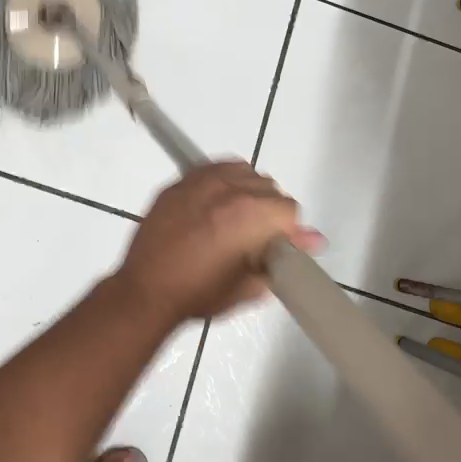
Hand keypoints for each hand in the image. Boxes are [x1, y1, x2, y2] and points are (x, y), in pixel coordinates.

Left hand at [113, 161, 325, 324]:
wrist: (146, 290)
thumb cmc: (201, 294)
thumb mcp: (249, 285)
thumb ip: (283, 258)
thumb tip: (315, 240)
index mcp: (251, 214)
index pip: (290, 210)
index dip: (287, 232)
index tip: (274, 250)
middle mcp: (229, 188)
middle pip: (268, 187)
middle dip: (269, 212)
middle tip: (254, 239)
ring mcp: (201, 180)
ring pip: (244, 172)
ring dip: (247, 192)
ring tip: (233, 220)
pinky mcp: (179, 181)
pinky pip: (214, 167)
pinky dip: (223, 181)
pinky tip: (214, 204)